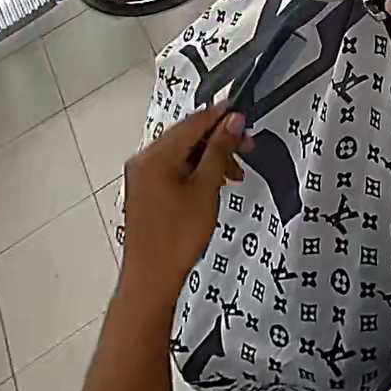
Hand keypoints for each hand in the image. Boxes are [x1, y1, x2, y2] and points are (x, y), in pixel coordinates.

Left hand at [119, 105, 251, 292]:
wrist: (153, 276)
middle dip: (219, 138)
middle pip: (187, 135)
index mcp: (156, 157)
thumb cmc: (178, 236)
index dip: (221, 116)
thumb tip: (232, 121)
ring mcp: (143, 175)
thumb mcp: (207, 187)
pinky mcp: (146, 188)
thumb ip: (220, 149)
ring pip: (184, 151)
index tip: (244, 114)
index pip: (194, 122)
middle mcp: (144, 160)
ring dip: (211, 155)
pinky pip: (175, 165)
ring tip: (235, 170)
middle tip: (247, 146)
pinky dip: (198, 168)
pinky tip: (216, 180)